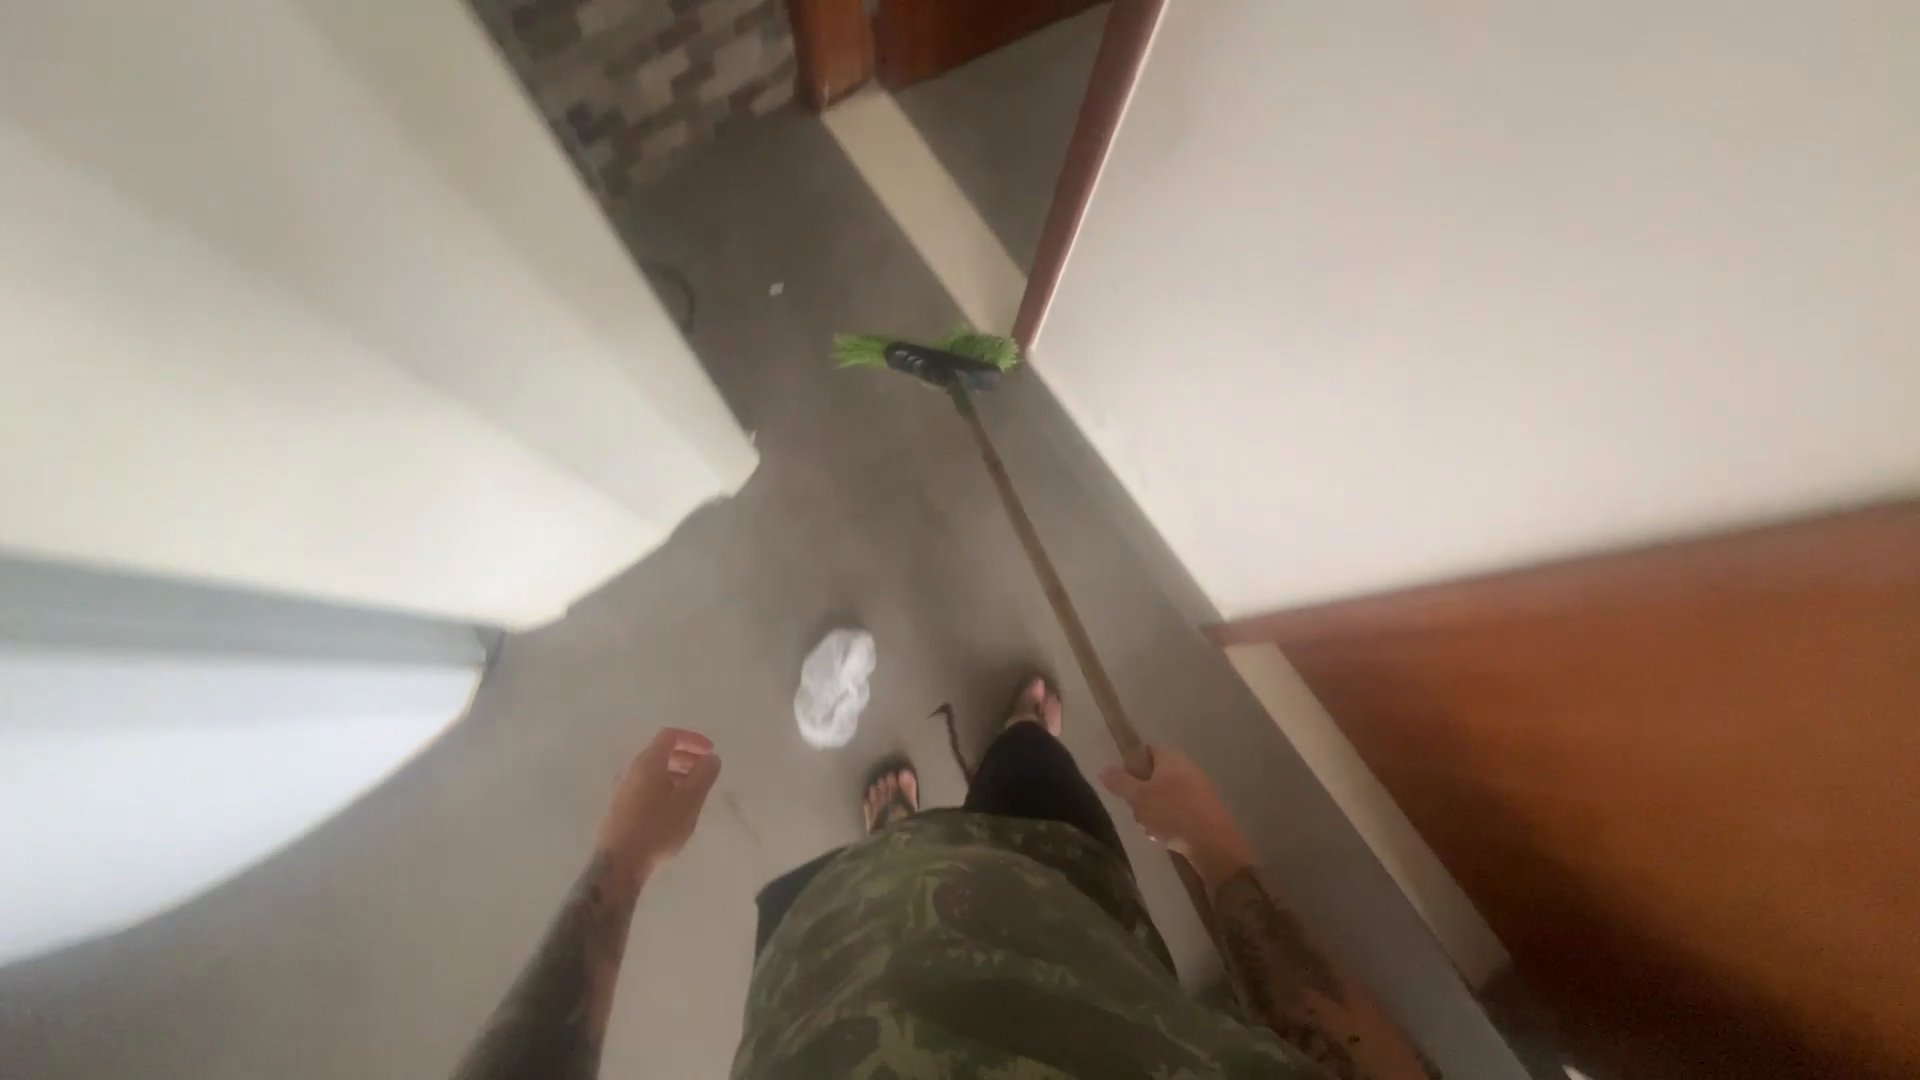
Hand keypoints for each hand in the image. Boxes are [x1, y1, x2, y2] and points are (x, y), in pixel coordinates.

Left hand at [597, 727, 720, 889]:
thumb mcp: (690, 800)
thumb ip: (704, 774)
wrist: (618, 864)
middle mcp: (631, 770)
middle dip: (686, 757)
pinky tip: (671, 812)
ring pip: (652, 772)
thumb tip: (711, 758)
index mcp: (648, 762)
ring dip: (675, 775)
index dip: (693, 739)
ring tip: (691, 795)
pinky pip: (644, 787)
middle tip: (702, 773)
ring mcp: (621, 790)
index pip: (670, 735)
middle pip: (660, 752)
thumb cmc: (658, 827)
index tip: (709, 752)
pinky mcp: (617, 808)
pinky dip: (662, 788)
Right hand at [1100, 745, 1255, 888]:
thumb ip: (1120, 782)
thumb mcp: (1139, 798)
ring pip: (1166, 795)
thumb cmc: (1172, 813)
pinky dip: (1171, 820)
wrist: (1214, 845)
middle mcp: (1187, 767)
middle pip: (1155, 775)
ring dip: (1155, 810)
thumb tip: (1103, 769)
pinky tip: (1167, 836)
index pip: (1145, 750)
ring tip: (1151, 827)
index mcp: (1171, 757)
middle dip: (1142, 793)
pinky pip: (1181, 809)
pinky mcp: (1206, 809)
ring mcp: (1200, 788)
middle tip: (1136, 809)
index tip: (1123, 784)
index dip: (1131, 765)